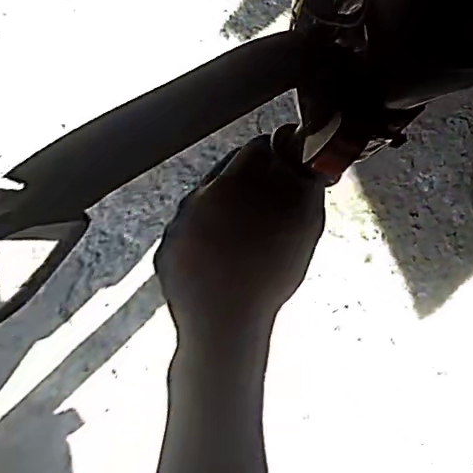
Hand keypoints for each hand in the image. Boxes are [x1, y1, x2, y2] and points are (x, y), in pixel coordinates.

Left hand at [156, 126, 326, 341]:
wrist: (224, 324)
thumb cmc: (270, 271)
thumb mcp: (305, 222)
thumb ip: (305, 183)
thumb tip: (305, 161)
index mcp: (233, 180)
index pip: (258, 148)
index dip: (279, 154)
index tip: (291, 167)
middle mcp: (199, 194)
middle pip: (231, 170)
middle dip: (254, 180)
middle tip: (277, 201)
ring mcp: (178, 223)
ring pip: (210, 200)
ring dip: (231, 207)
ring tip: (253, 235)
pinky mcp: (167, 250)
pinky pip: (193, 230)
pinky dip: (210, 236)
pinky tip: (229, 256)